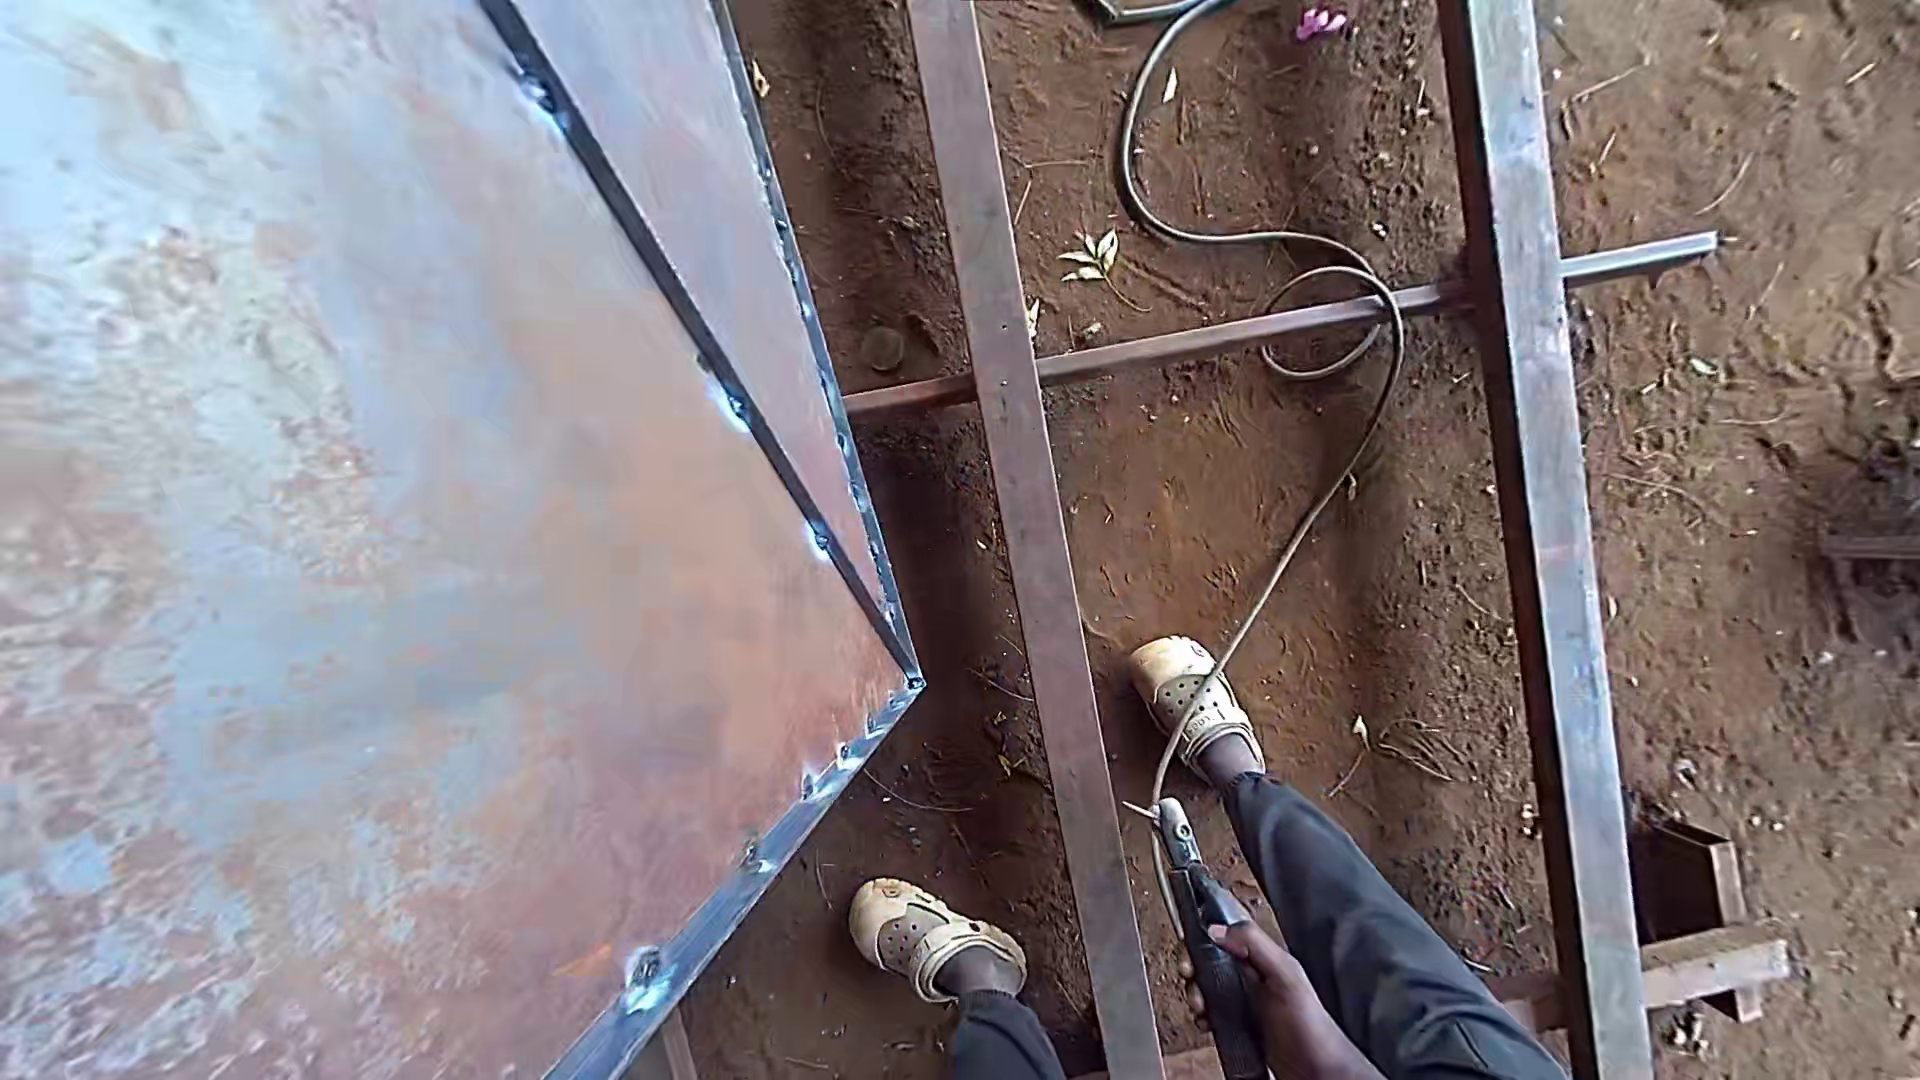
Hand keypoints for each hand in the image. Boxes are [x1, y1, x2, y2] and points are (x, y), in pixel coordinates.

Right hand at [1178, 922, 1385, 1079]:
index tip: (1188, 946)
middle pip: (1207, 958)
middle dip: (1192, 965)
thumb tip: (1215, 928)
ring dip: (1194, 992)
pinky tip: (1204, 1023)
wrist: (1323, 1077)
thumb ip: (1255, 945)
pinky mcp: (1240, 1026)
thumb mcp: (1287, 977)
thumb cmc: (1312, 1028)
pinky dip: (1202, 1015)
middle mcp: (1249, 975)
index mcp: (1259, 957)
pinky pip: (1211, 1012)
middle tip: (1188, 977)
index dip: (1200, 933)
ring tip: (1199, 1007)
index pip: (1222, 931)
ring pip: (1206, 985)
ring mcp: (1244, 1001)